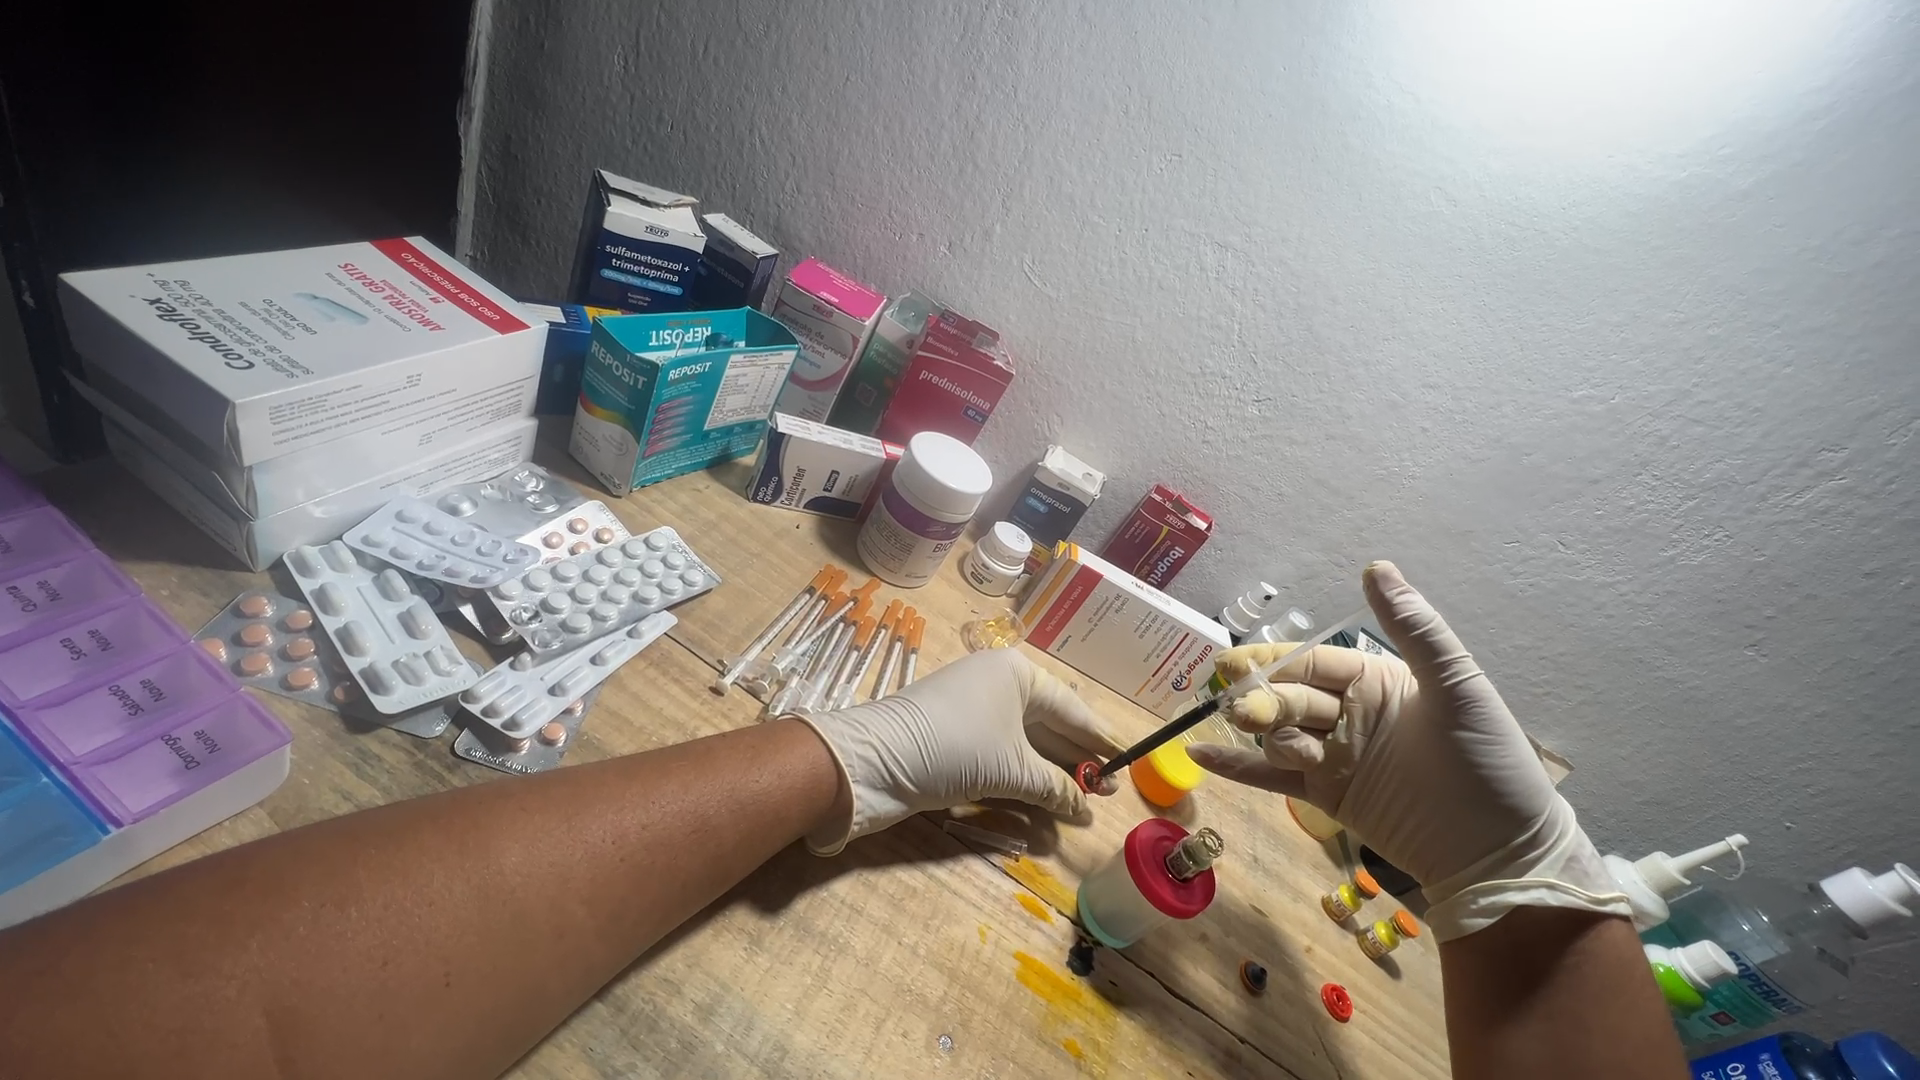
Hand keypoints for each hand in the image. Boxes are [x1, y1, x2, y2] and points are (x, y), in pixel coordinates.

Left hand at [793, 649, 1125, 854]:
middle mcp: (998, 685)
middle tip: (1106, 792)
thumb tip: (1086, 812)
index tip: (1128, 762)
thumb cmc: (954, 747)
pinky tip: (1044, 802)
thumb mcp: (1012, 769)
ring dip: (1051, 773)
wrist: (874, 761)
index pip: (1072, 708)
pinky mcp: (957, 737)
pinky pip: (1002, 754)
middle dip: (1077, 758)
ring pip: (1026, 742)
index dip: (1100, 739)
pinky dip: (1023, 778)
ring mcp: (975, 710)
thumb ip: (1055, 788)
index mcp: (1017, 674)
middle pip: (1050, 724)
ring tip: (1082, 803)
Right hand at [1184, 561, 1628, 938]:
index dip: (1273, 662)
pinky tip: (1199, 753)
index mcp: (1374, 681)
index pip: (1311, 663)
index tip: (1235, 664)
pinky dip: (1235, 766)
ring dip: (1263, 736)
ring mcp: (1331, 755)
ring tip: (1268, 744)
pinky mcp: (1323, 794)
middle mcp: (1347, 712)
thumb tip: (1376, 566)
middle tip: (1243, 709)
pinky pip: (1270, 776)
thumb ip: (1415, 629)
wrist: (1502, 854)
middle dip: (1263, 701)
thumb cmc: (1488, 763)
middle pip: (1289, 697)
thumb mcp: (1456, 689)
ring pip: (1278, 735)